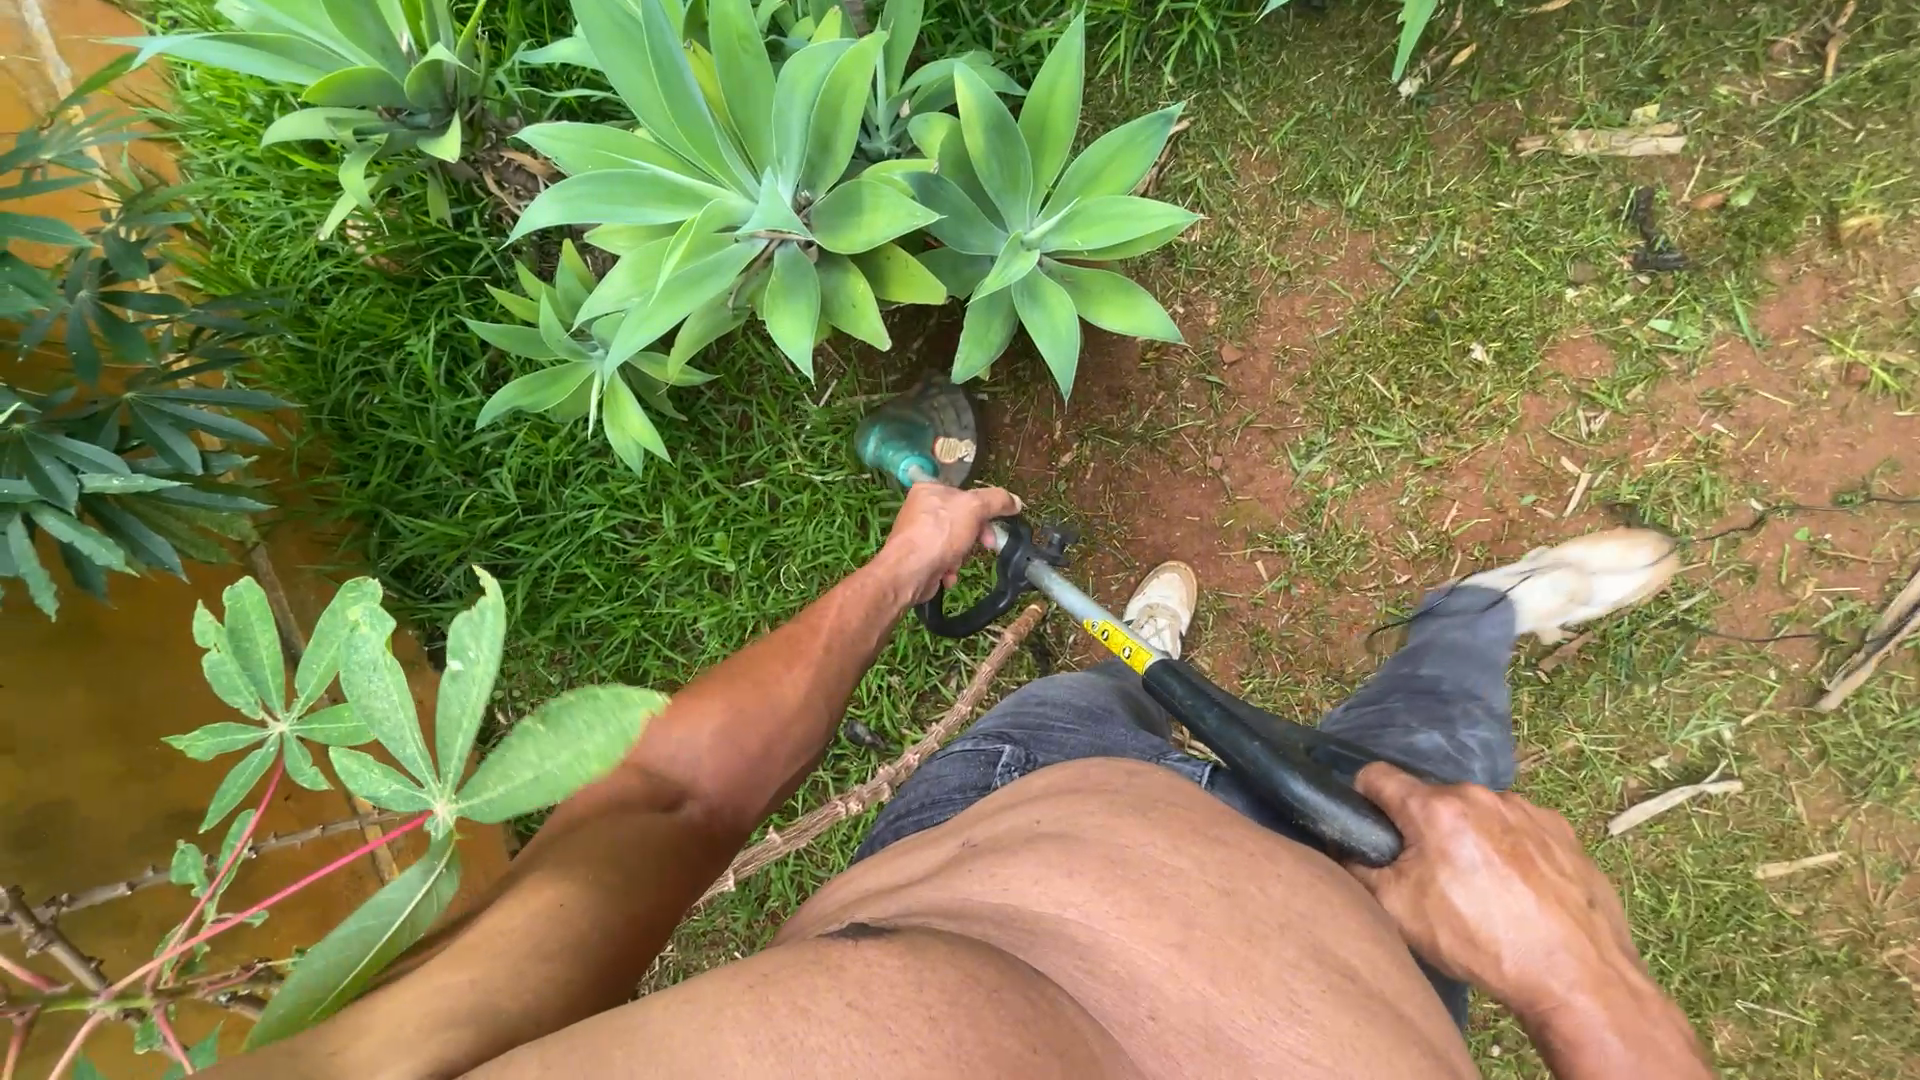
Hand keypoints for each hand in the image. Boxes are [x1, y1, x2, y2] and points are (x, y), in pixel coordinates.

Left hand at [872, 483, 1021, 604]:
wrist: (909, 572)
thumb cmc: (940, 532)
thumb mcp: (975, 507)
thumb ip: (997, 500)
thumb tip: (1015, 501)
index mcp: (929, 489)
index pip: (963, 493)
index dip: (982, 508)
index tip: (994, 522)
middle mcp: (920, 509)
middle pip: (961, 520)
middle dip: (974, 536)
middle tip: (986, 544)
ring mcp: (917, 534)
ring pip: (954, 542)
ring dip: (961, 555)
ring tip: (956, 562)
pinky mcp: (917, 558)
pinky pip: (942, 560)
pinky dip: (948, 568)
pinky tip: (947, 574)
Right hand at [1347, 763, 1641, 1020]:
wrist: (1581, 982)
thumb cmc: (1480, 942)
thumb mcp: (1397, 910)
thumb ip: (1357, 867)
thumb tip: (1343, 846)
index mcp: (1435, 807)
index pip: (1375, 776)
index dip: (1363, 800)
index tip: (1372, 831)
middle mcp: (1480, 795)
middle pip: (1429, 798)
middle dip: (1421, 827)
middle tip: (1430, 875)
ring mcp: (1528, 811)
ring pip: (1476, 813)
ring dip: (1468, 836)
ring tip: (1482, 887)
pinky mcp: (1565, 833)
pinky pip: (1519, 828)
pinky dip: (1510, 848)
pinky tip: (1520, 890)